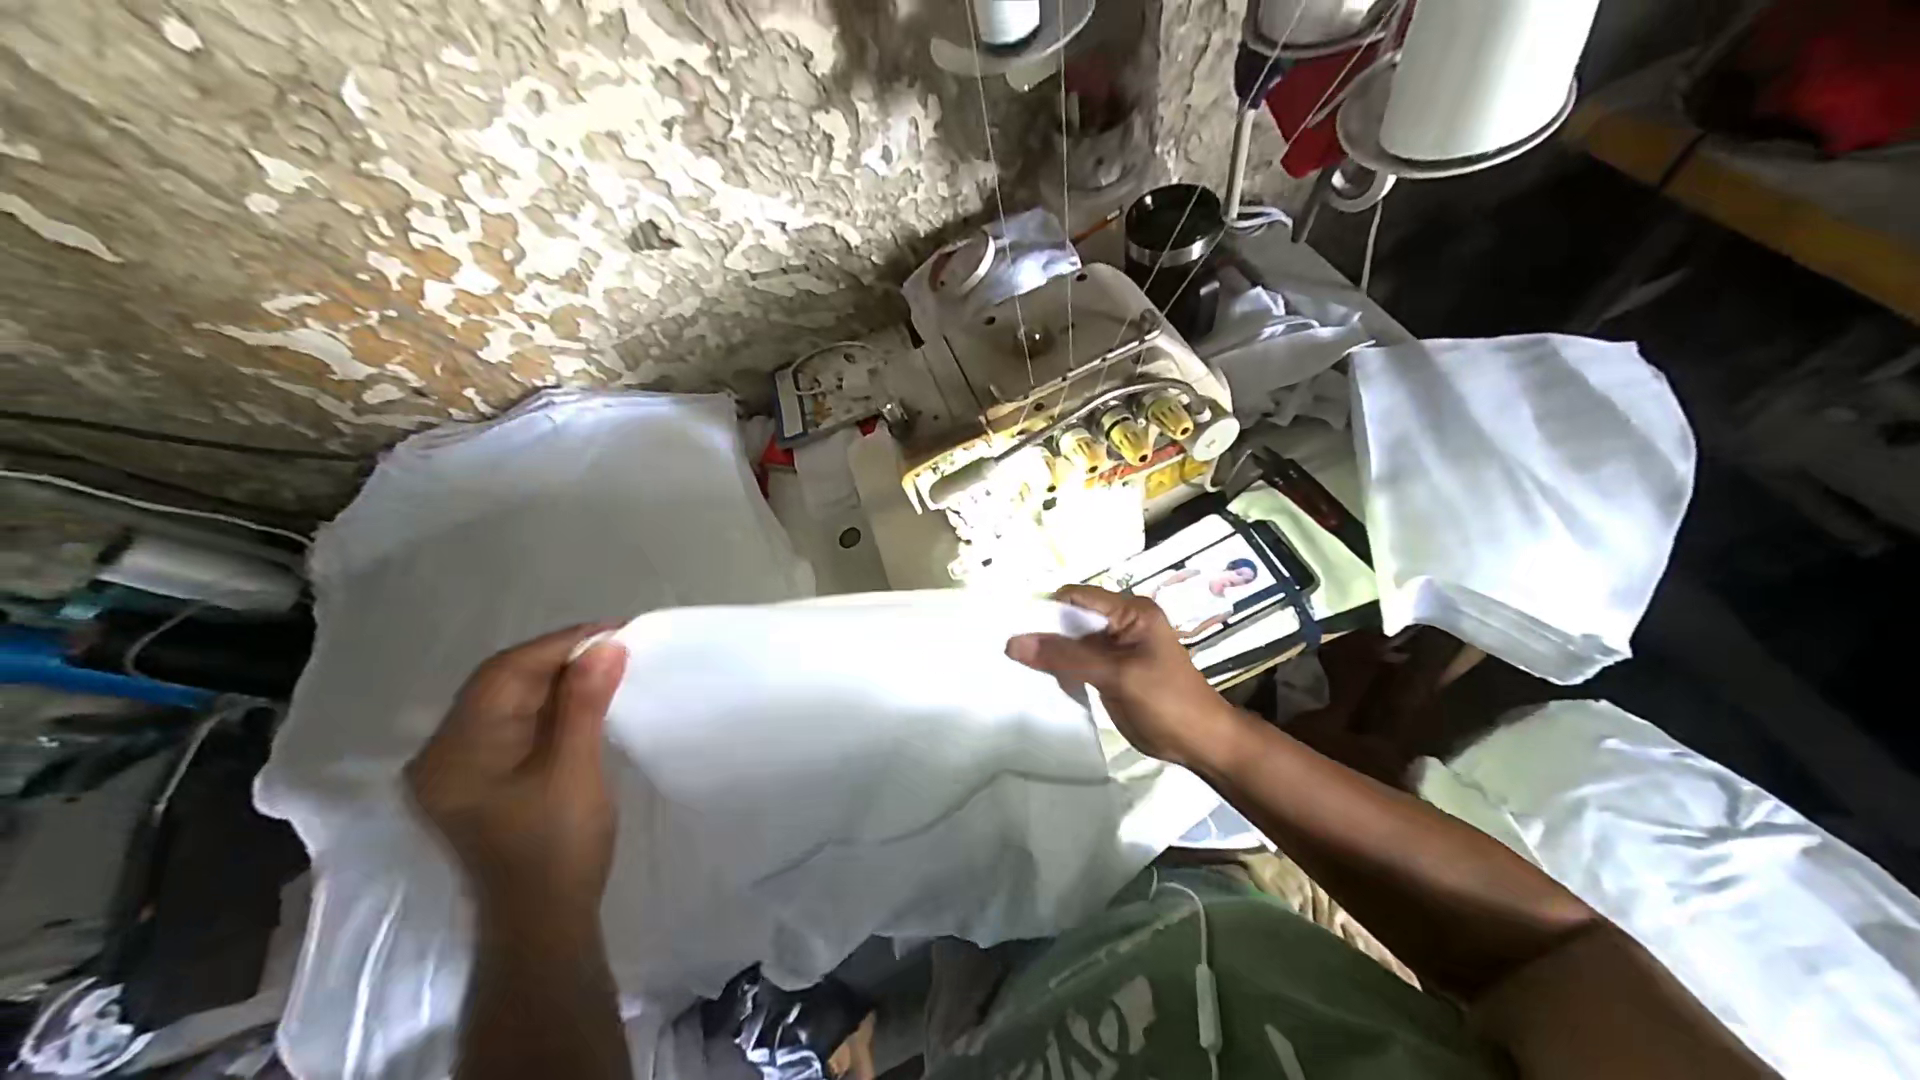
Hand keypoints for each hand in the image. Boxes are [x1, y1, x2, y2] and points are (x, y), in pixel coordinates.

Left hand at [405, 625, 628, 922]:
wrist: (545, 921)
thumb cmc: (558, 848)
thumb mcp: (575, 770)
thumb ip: (585, 703)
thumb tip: (608, 644)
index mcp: (453, 753)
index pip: (503, 675)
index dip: (558, 645)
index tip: (612, 630)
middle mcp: (443, 753)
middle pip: (501, 684)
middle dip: (558, 659)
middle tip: (615, 643)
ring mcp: (459, 767)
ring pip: (509, 701)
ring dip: (557, 679)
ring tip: (607, 663)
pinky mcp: (481, 777)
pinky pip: (515, 722)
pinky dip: (551, 704)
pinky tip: (584, 696)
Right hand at [1006, 585, 1253, 768]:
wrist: (1200, 743)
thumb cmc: (1166, 701)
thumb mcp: (1116, 675)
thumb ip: (1066, 657)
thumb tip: (1013, 643)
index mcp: (1131, 611)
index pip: (1077, 597)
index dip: (1046, 608)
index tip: (1013, 626)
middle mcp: (1121, 623)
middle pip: (1071, 618)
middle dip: (1043, 631)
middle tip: (1008, 647)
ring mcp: (1115, 649)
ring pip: (1071, 641)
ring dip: (1049, 652)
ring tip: (1015, 663)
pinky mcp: (1110, 672)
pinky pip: (1077, 662)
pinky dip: (1059, 668)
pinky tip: (1037, 678)